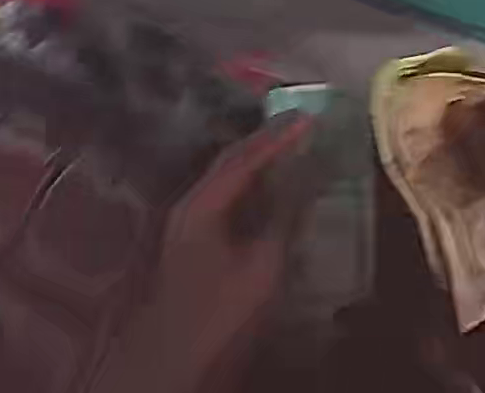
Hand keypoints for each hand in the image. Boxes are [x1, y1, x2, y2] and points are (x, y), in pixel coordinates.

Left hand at [91, 114, 313, 392]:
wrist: (174, 367)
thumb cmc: (220, 314)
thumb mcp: (262, 266)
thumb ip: (285, 216)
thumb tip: (307, 177)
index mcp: (203, 202)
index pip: (247, 157)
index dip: (280, 136)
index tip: (310, 118)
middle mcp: (191, 202)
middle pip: (231, 159)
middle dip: (266, 139)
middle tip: (300, 122)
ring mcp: (188, 221)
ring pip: (227, 175)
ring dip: (258, 158)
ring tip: (289, 144)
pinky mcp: (193, 240)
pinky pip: (226, 194)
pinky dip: (251, 181)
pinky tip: (270, 184)